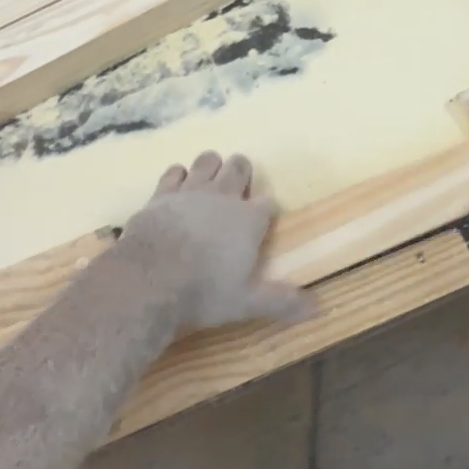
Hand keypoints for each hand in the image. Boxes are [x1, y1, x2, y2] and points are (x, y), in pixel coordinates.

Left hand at [122, 151, 312, 331]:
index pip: (268, 203)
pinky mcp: (162, 193)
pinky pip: (175, 171)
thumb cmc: (204, 292)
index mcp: (249, 220)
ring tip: (210, 182)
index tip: (262, 221)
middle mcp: (223, 197)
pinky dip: (179, 176)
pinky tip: (178, 187)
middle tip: (238, 188)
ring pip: (208, 160)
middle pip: (240, 167)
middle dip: (242, 173)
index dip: (266, 210)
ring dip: (212, 167)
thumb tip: (317, 308)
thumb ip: (281, 301)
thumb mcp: (246, 303)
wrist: (150, 280)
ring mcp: (191, 191)